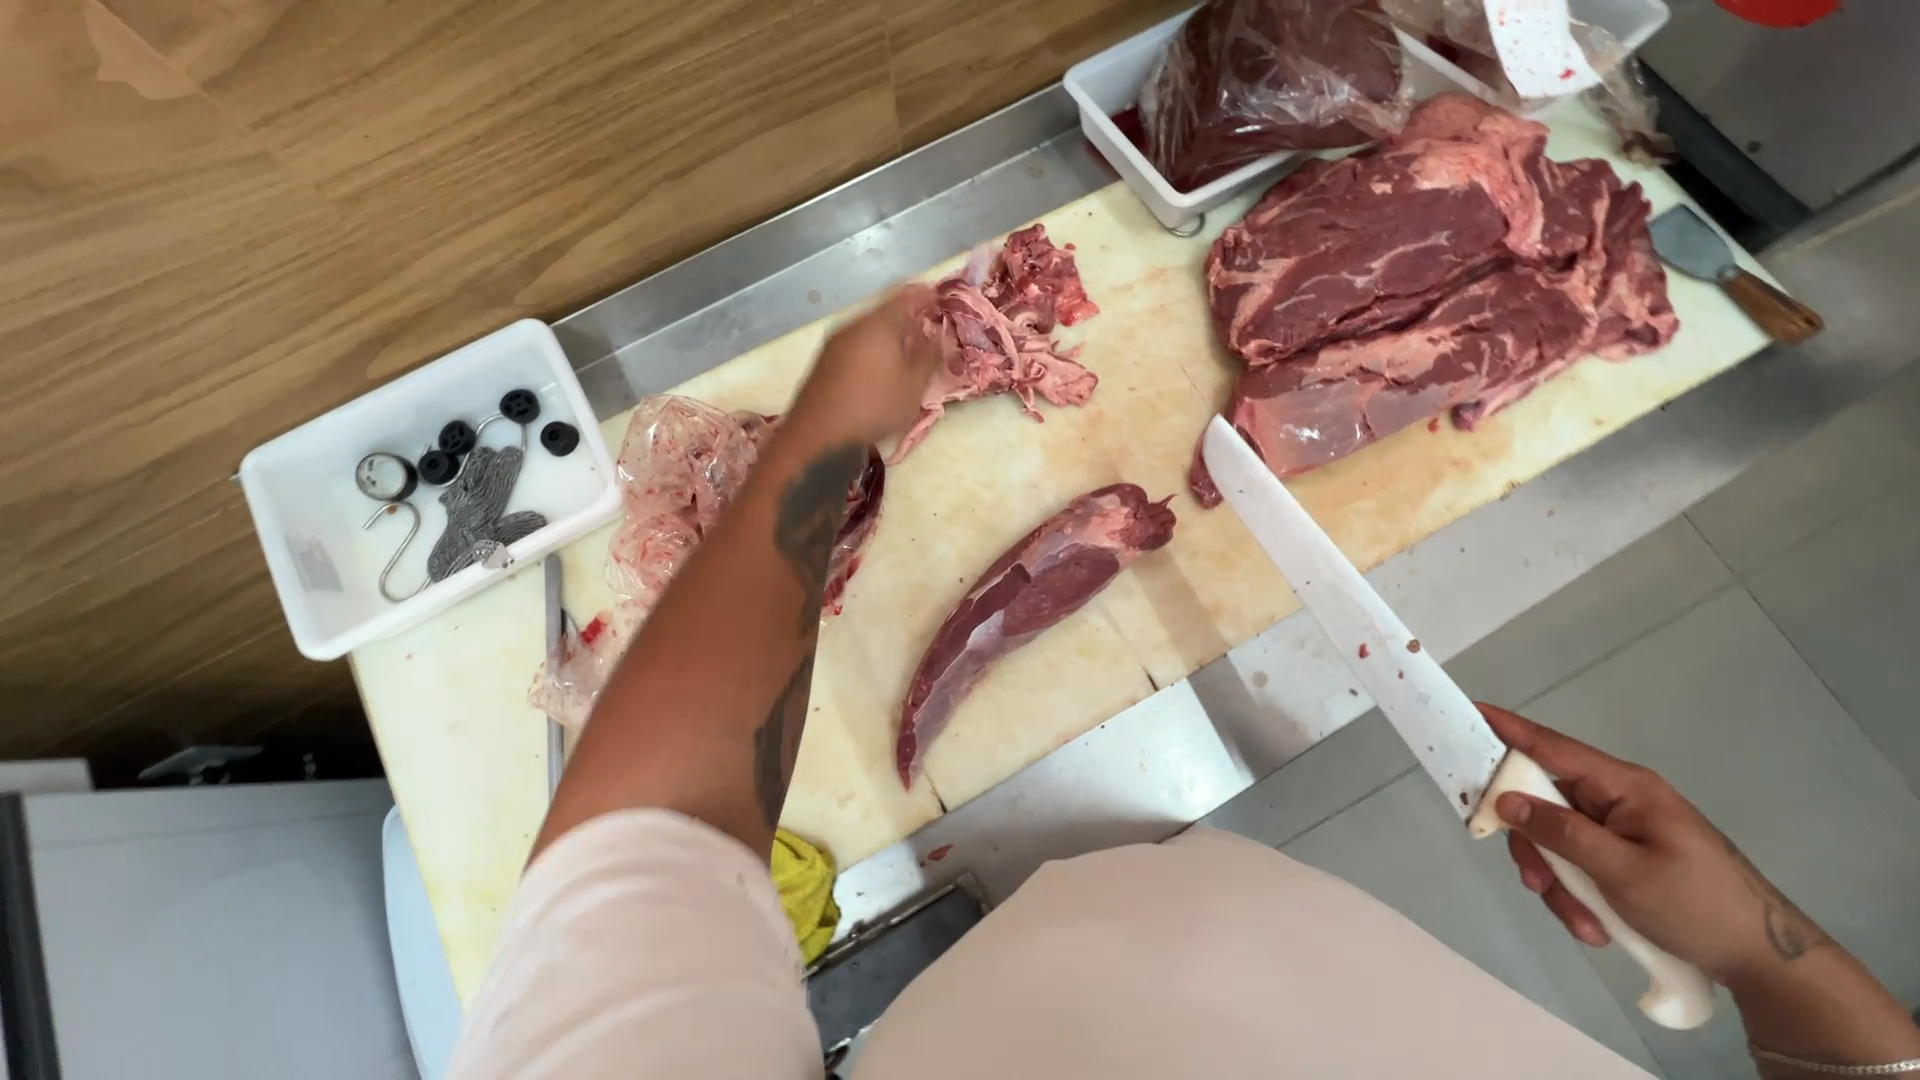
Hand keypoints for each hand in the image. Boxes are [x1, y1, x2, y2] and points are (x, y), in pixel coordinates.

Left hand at [787, 286, 941, 445]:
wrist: (817, 431)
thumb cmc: (873, 407)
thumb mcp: (913, 386)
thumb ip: (928, 356)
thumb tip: (936, 335)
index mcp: (881, 323)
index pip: (907, 295)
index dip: (926, 295)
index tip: (940, 300)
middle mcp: (855, 324)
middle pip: (885, 310)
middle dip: (907, 316)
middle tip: (925, 327)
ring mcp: (836, 341)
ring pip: (869, 327)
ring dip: (888, 333)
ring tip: (905, 348)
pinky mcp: (825, 360)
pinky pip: (856, 343)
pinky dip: (872, 346)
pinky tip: (878, 365)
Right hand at [1480, 704, 1830, 990]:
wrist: (1768, 965)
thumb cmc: (1699, 905)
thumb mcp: (1623, 871)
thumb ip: (1560, 833)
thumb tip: (1504, 800)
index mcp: (1623, 787)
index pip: (1550, 746)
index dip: (1506, 728)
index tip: (1467, 711)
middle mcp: (1615, 801)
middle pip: (1542, 803)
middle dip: (1534, 847)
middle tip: (1535, 882)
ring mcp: (1617, 831)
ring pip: (1553, 841)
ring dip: (1558, 883)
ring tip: (1582, 923)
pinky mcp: (1620, 860)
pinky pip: (1574, 866)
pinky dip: (1575, 896)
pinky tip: (1594, 926)